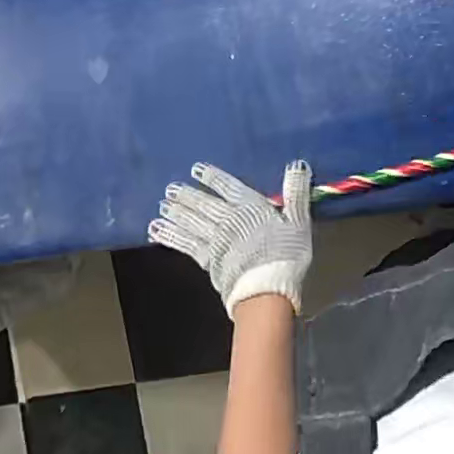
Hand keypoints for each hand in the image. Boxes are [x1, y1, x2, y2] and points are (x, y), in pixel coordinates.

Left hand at [147, 161, 312, 317]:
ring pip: (192, 222)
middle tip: (170, 189)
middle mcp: (229, 220)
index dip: (213, 178)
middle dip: (187, 195)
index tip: (197, 170)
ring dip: (176, 213)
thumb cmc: (287, 255)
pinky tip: (154, 230)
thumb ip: (296, 193)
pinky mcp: (208, 259)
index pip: (229, 187)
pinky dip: (169, 236)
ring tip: (162, 206)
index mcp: (251, 208)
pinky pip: (185, 244)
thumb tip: (297, 165)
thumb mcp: (299, 221)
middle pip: (204, 204)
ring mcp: (216, 239)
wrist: (268, 288)